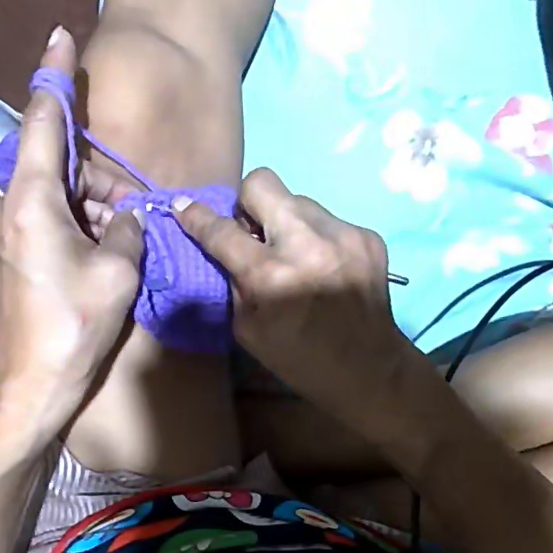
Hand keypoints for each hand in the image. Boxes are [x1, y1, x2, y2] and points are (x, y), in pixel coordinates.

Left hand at [0, 28, 146, 436]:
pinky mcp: (10, 252)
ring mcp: (5, 230)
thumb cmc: (75, 323)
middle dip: (99, 177)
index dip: (54, 76)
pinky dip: (77, 222)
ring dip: (92, 205)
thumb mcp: (118, 268)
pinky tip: (104, 247)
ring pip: (55, 195)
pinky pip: (47, 218)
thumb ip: (125, 225)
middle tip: (137, 207)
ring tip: (127, 236)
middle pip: (57, 165)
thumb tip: (125, 217)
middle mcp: (8, 206)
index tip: (61, 35)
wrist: (34, 382)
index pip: (42, 120)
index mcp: (31, 201)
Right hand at [175, 168, 435, 451]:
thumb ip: (233, 280)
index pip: (222, 231)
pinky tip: (322, 266)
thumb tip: (222, 244)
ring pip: (296, 199)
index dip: (196, 217)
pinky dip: (314, 237)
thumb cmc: (298, 358)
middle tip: (252, 233)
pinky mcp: (366, 235)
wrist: (369, 369)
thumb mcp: (247, 328)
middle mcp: (307, 244)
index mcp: (271, 277)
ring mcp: (343, 234)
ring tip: (292, 255)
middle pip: (261, 183)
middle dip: (246, 204)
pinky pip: (325, 219)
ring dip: (284, 222)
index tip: (183, 207)